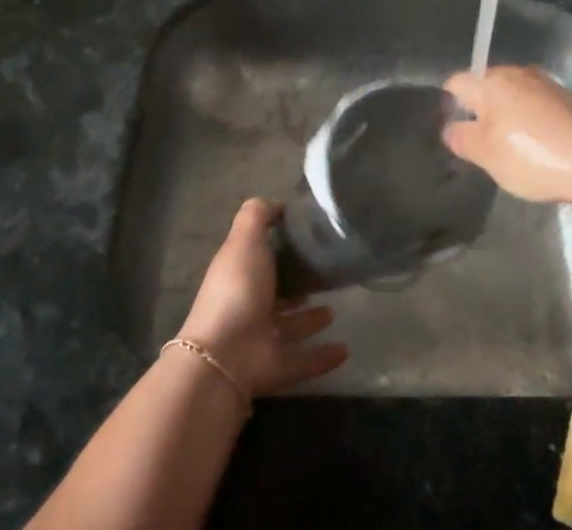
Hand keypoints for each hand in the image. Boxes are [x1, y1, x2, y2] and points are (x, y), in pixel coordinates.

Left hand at [177, 199, 348, 397]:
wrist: (226, 356)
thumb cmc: (236, 291)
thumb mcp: (244, 241)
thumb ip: (257, 217)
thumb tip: (277, 205)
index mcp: (239, 276)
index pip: (260, 257)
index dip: (280, 246)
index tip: (310, 235)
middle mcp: (248, 306)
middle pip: (275, 294)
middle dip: (296, 285)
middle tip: (326, 273)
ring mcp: (262, 340)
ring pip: (289, 327)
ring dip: (309, 320)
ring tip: (334, 309)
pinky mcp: (278, 367)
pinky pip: (305, 360)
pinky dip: (324, 356)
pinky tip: (345, 349)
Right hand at [442, 66, 571, 211]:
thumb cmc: (533, 157)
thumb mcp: (486, 155)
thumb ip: (461, 138)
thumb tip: (451, 128)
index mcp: (494, 81)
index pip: (456, 83)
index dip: (449, 108)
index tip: (456, 135)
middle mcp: (519, 74)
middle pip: (485, 89)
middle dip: (479, 115)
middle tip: (481, 149)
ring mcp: (546, 85)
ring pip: (512, 99)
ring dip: (506, 121)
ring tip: (510, 153)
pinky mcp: (567, 100)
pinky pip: (535, 107)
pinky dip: (529, 124)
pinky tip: (537, 150)